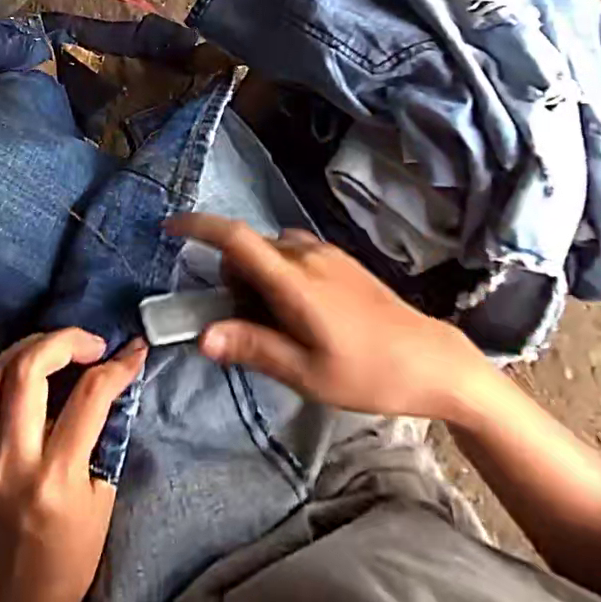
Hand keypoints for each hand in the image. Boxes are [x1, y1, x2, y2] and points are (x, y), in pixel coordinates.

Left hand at [0, 329, 148, 601]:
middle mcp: (13, 457)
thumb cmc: (74, 548)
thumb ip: (107, 432)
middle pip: (27, 371)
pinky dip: (2, 364)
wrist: (22, 591)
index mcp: (54, 475)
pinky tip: (28, 362)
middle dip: (66, 340)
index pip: (87, 397)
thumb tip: (117, 377)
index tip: (136, 351)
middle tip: (95, 342)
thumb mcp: (104, 492)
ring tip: (62, 345)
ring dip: (32, 345)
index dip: (118, 365)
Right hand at [166, 212, 495, 421]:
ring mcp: (327, 253)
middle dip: (232, 279)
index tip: (169, 229)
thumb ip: (253, 347)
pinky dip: (278, 275)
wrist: (431, 359)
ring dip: (257, 278)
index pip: (236, 238)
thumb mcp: (306, 373)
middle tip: (248, 328)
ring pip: (270, 251)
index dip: (199, 228)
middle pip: (248, 249)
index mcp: (294, 280)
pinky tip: (301, 315)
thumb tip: (202, 335)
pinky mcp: (341, 259)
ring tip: (279, 327)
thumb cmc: (367, 372)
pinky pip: (293, 254)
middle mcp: (307, 254)